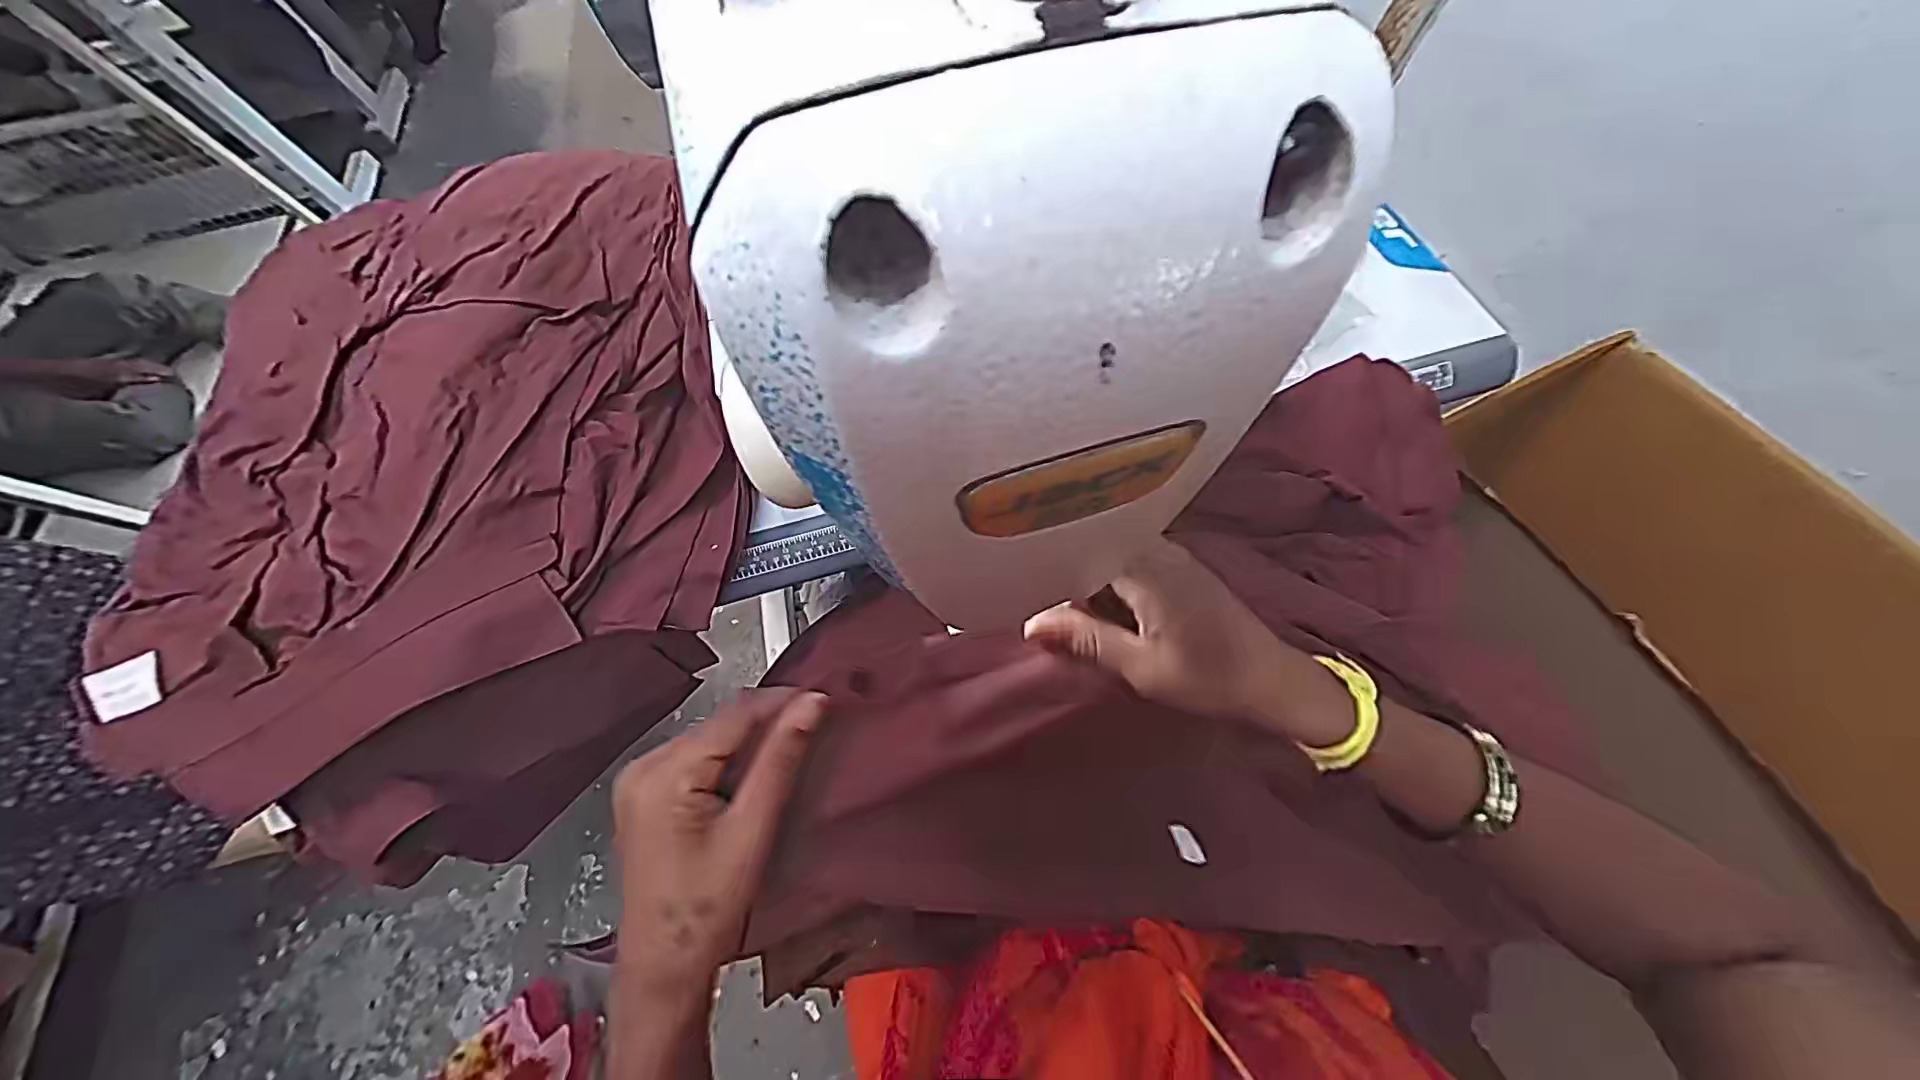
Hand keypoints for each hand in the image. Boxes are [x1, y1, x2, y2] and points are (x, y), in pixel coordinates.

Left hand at [610, 689, 826, 996]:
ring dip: (750, 736)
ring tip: (791, 741)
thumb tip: (811, 704)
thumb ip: (782, 757)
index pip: (734, 716)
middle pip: (720, 724)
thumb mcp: (753, 826)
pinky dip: (729, 755)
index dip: (780, 701)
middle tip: (811, 719)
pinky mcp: (644, 792)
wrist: (665, 963)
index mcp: (664, 774)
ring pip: (710, 736)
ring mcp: (637, 779)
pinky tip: (754, 767)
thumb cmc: (709, 906)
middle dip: (767, 719)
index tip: (819, 698)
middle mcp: (643, 768)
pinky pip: (696, 755)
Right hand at [1023, 538, 1354, 745]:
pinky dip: (1111, 585)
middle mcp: (1159, 550)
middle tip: (1036, 597)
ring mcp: (1173, 557)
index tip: (1022, 576)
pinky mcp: (1182, 571)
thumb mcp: (1140, 666)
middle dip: (1067, 572)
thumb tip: (1030, 625)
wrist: (1274, 681)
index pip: (1082, 543)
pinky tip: (1101, 609)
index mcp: (1147, 567)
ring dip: (1090, 581)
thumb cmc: (1210, 676)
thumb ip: (1085, 639)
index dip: (1050, 558)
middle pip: (1095, 547)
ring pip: (1112, 557)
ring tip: (1062, 604)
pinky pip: (1132, 565)